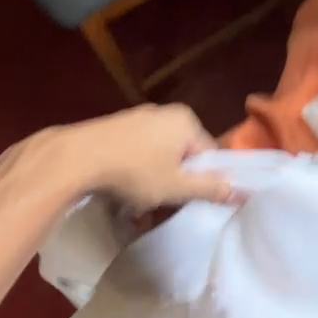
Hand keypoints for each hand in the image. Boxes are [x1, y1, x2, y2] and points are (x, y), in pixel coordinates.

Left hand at [46, 104, 236, 211]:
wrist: (74, 159)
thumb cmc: (135, 172)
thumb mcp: (178, 187)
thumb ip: (211, 189)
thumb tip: (243, 193)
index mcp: (186, 121)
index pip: (209, 155)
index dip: (203, 181)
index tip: (188, 199)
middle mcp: (164, 112)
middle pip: (182, 155)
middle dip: (175, 182)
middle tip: (162, 204)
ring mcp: (136, 117)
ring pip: (157, 156)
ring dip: (153, 181)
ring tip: (137, 205)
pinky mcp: (113, 126)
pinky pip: (135, 152)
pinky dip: (133, 171)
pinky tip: (120, 191)